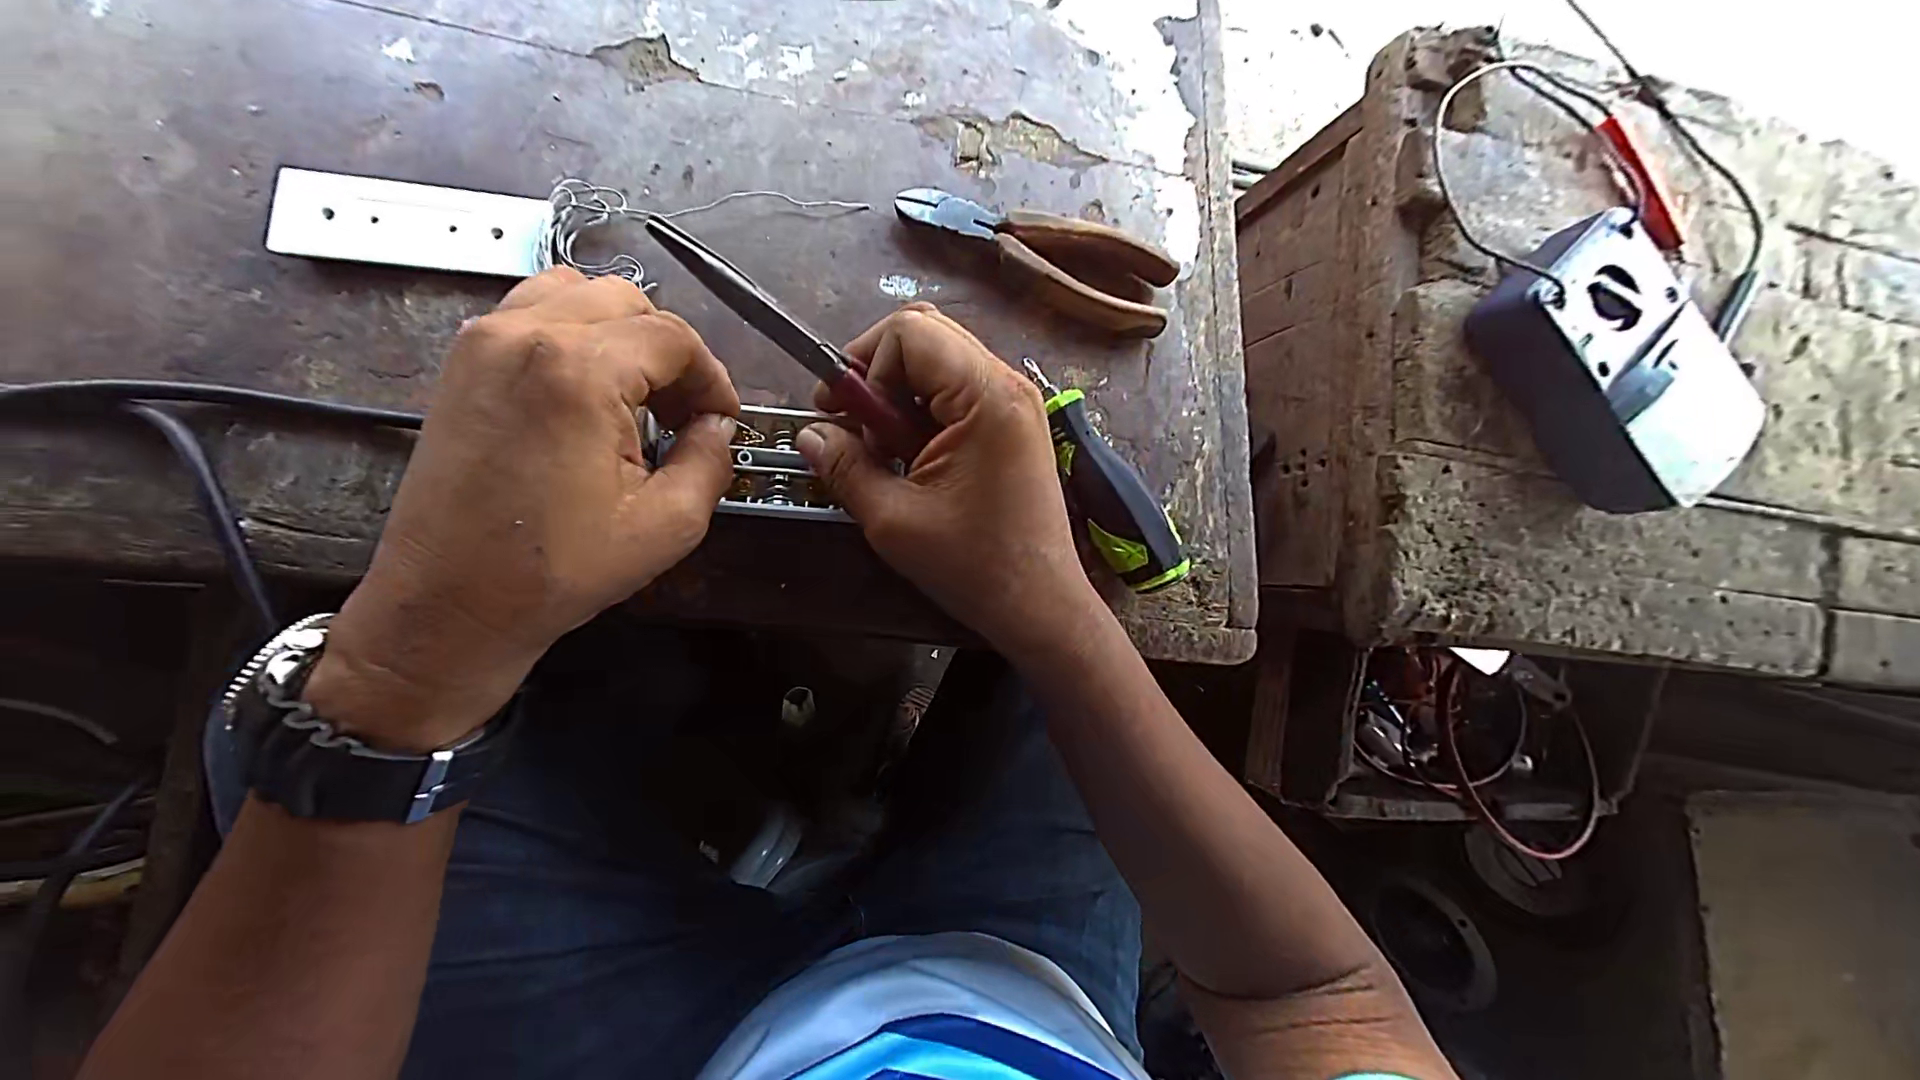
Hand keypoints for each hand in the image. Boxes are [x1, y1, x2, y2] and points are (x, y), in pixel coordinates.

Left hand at [303, 268, 740, 750]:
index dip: (713, 378)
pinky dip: (577, 336)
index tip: (722, 421)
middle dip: (673, 353)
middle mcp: (524, 336)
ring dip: (624, 336)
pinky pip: (534, 314)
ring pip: (578, 295)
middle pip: (628, 303)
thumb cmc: (560, 569)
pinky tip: (591, 393)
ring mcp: (483, 342)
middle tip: (685, 412)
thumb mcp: (669, 525)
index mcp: (578, 372)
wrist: (451, 603)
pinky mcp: (463, 362)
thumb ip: (711, 460)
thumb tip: (718, 426)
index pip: (672, 338)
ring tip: (638, 397)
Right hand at [796, 304, 1104, 654]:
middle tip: (857, 426)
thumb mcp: (894, 520)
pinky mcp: (1014, 425)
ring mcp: (1016, 403)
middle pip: (926, 335)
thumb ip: (846, 467)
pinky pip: (958, 391)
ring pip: (940, 362)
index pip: (909, 331)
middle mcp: (1008, 385)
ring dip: (900, 395)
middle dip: (878, 373)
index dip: (862, 363)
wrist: (1040, 604)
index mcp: (986, 396)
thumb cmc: (976, 567)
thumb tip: (810, 435)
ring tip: (886, 450)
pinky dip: (924, 411)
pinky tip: (914, 456)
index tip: (841, 412)